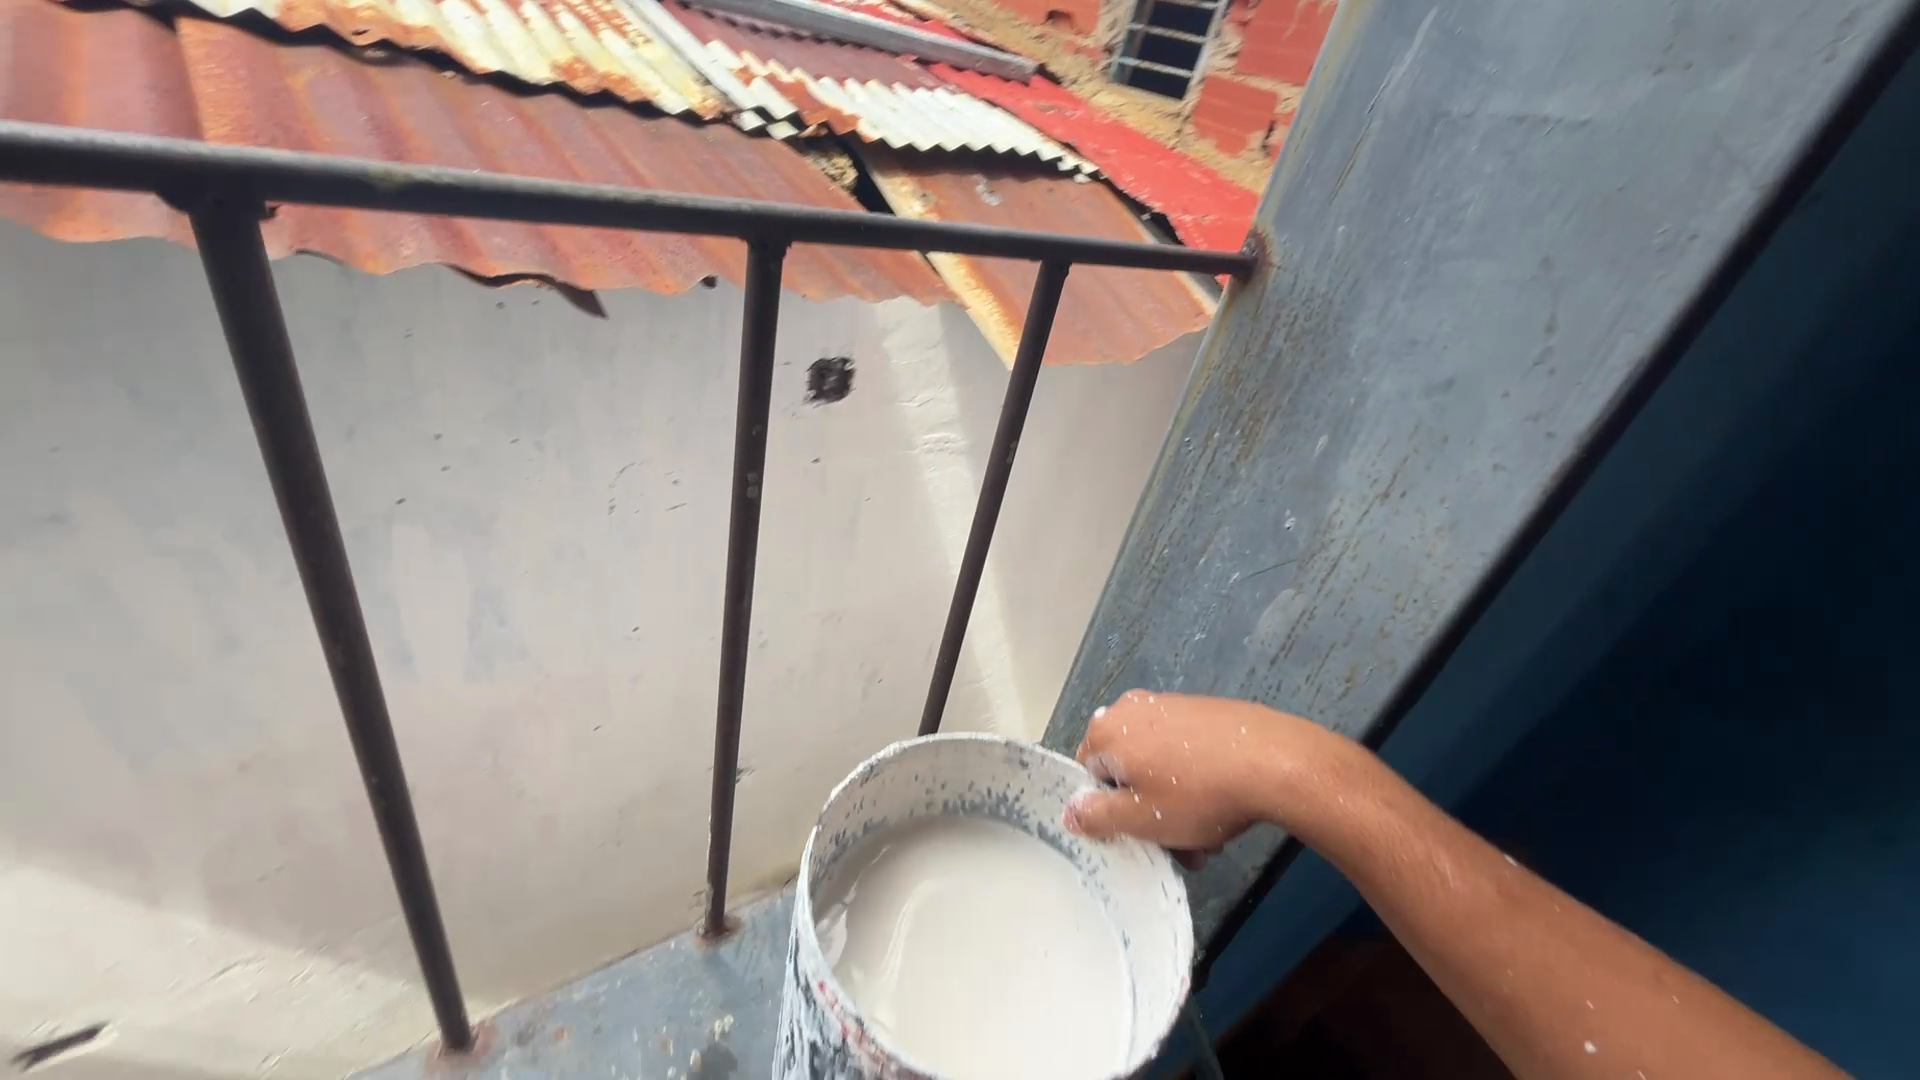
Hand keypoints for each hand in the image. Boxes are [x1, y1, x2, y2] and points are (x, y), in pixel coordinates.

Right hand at [1064, 690, 1329, 851]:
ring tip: (1206, 839)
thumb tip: (1069, 810)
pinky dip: (1193, 779)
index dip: (1108, 810)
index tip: (1137, 836)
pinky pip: (1183, 751)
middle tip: (1177, 847)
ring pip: (1157, 765)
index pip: (1087, 774)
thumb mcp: (1140, 818)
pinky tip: (1221, 807)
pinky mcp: (1202, 710)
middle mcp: (1131, 709)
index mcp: (1106, 730)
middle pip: (1125, 770)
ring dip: (1174, 803)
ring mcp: (1169, 705)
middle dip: (1147, 811)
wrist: (1273, 760)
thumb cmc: (1197, 793)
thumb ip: (1096, 815)